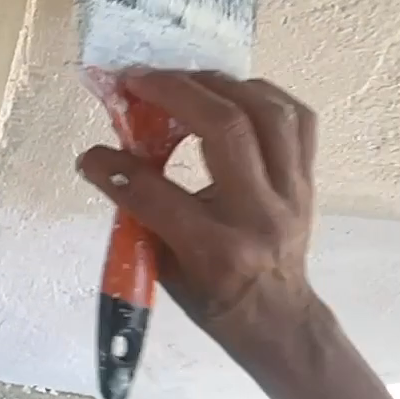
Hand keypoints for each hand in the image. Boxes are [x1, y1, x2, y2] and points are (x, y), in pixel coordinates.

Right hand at [76, 70, 318, 351]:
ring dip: (217, 84)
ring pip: (265, 113)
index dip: (114, 168)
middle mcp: (259, 215)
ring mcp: (292, 194)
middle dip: (174, 92)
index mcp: (216, 249)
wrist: (278, 320)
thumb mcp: (160, 263)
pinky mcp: (308, 180)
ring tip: (181, 78)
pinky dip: (262, 94)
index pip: (156, 193)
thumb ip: (136, 206)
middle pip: (225, 130)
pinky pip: (298, 119)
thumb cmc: (210, 295)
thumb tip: (102, 156)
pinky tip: (229, 91)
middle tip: (137, 79)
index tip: (91, 155)